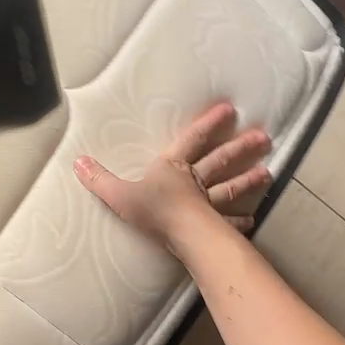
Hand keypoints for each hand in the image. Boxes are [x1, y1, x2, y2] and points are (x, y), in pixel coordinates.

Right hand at [73, 103, 271, 248]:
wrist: (179, 234)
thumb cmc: (153, 210)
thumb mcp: (120, 194)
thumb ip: (100, 180)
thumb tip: (78, 162)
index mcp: (173, 167)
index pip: (193, 140)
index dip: (209, 125)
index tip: (229, 110)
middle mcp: (195, 181)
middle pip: (219, 161)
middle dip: (240, 148)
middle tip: (263, 138)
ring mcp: (207, 204)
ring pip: (229, 188)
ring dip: (247, 181)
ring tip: (266, 173)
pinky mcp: (212, 227)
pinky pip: (228, 222)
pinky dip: (240, 221)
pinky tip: (251, 219)